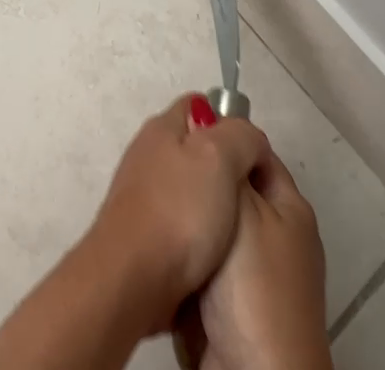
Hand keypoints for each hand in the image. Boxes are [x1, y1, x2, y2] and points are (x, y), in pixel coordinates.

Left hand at [82, 94, 270, 333]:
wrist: (132, 278)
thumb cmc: (179, 211)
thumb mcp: (219, 157)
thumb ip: (240, 136)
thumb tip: (249, 141)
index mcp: (162, 129)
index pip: (200, 107)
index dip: (231, 125)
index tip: (252, 156)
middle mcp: (148, 155)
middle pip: (197, 150)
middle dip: (227, 169)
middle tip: (251, 197)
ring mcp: (142, 195)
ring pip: (191, 189)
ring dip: (215, 206)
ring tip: (237, 229)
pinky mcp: (143, 232)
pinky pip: (182, 222)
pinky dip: (199, 233)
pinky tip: (214, 252)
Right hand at [174, 150, 330, 369]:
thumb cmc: (251, 282)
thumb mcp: (241, 207)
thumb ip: (223, 161)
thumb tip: (207, 111)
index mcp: (290, 206)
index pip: (254, 153)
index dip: (221, 140)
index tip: (181, 138)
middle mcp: (280, 237)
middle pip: (232, 194)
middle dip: (198, 187)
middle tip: (159, 174)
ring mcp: (259, 276)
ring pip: (215, 232)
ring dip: (189, 226)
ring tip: (153, 212)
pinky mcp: (237, 308)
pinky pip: (207, 267)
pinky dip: (188, 261)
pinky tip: (162, 254)